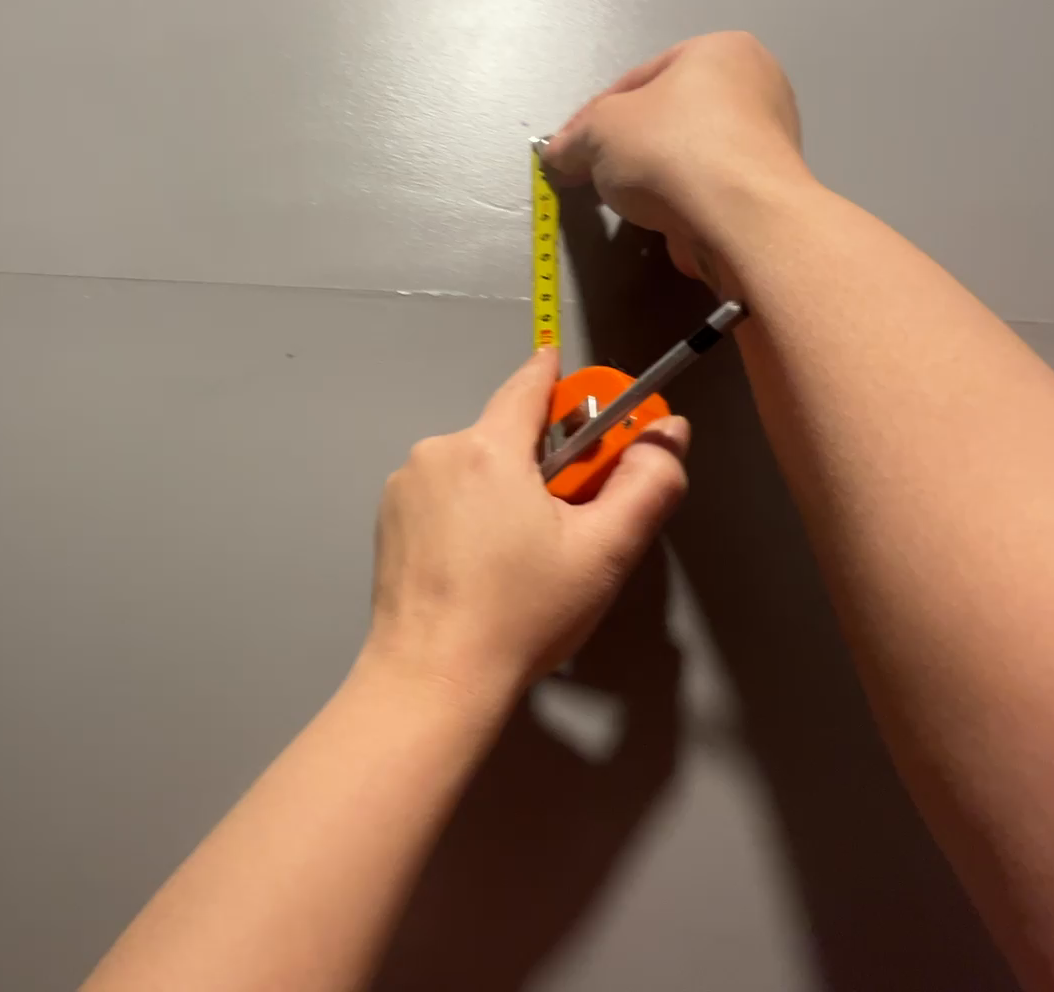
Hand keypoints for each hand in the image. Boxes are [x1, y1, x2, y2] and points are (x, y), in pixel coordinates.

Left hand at [363, 349, 690, 701]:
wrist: (433, 675)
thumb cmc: (522, 612)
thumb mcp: (603, 551)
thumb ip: (648, 483)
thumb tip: (668, 431)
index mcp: (486, 448)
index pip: (528, 384)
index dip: (558, 378)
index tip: (574, 382)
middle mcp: (435, 452)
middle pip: (502, 434)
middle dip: (537, 460)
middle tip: (560, 517)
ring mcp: (402, 486)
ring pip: (469, 466)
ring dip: (498, 488)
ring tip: (513, 554)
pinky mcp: (386, 518)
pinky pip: (438, 494)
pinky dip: (462, 510)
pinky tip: (472, 564)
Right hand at [543, 31, 808, 293]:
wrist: (735, 216)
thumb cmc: (667, 151)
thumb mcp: (597, 132)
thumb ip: (572, 139)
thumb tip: (557, 154)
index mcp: (717, 49)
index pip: (634, 81)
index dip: (589, 120)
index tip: (565, 154)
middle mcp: (751, 82)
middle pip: (662, 116)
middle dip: (620, 149)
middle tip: (589, 179)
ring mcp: (764, 135)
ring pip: (682, 152)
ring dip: (648, 175)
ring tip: (624, 201)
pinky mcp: (762, 184)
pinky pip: (704, 184)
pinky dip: (677, 197)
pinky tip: (659, 216)